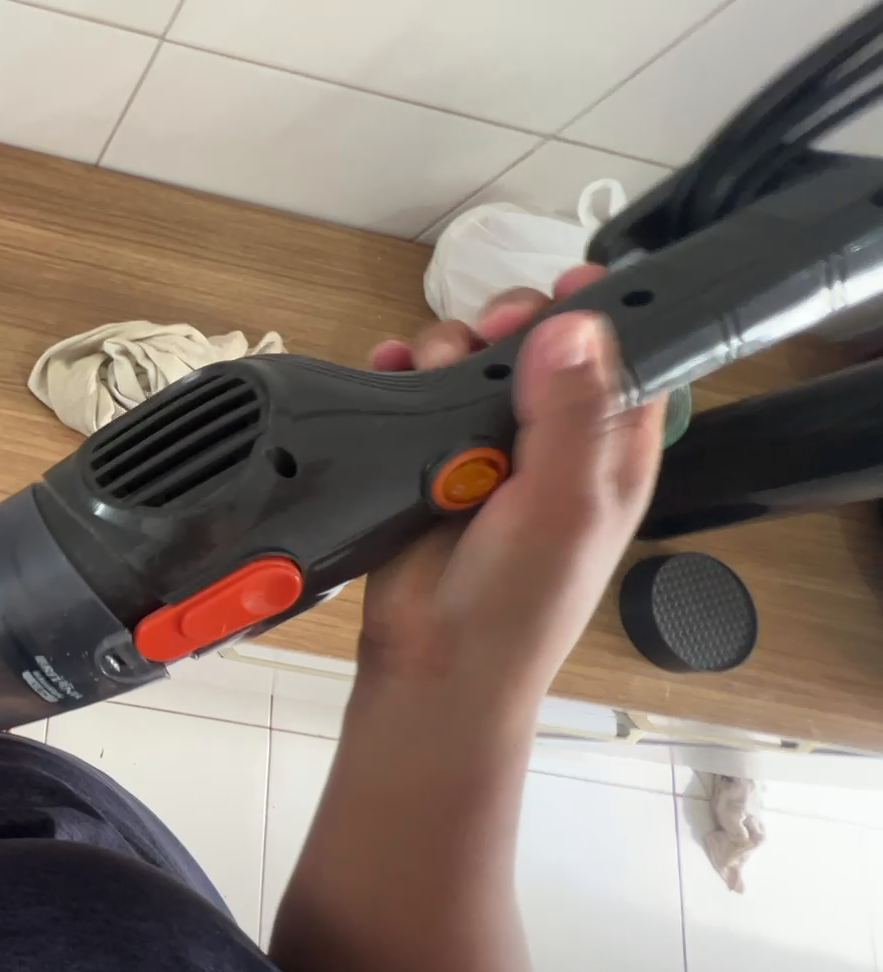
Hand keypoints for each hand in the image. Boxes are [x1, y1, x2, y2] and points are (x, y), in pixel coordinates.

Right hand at [359, 267, 665, 702]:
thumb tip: (569, 324)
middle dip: (506, 329)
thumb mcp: (564, 503)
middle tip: (484, 331)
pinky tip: (386, 365)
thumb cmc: (517, 593)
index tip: (565, 285)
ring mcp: (471, 452)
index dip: (599, 317)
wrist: (430, 652)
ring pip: (462, 371)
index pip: (619, 361)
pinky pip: (407, 402)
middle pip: (531, 354)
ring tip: (419, 359)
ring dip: (443, 350)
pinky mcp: (414, 464)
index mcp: (604, 449)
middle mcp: (540, 442)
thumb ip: (571, 415)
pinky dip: (396, 376)